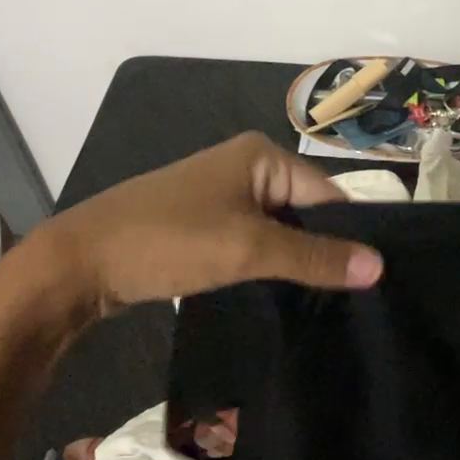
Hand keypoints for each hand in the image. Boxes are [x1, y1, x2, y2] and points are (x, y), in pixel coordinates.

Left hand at [31, 132, 382, 313]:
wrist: (79, 262)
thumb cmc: (169, 240)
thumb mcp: (248, 249)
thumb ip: (314, 257)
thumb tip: (379, 266)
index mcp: (262, 155)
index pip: (329, 194)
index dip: (353, 235)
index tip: (379, 280)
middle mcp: (247, 165)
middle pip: (305, 210)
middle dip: (324, 250)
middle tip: (359, 299)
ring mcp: (222, 194)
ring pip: (278, 228)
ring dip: (296, 261)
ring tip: (330, 304)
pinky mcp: (204, 223)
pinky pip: (252, 240)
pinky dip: (267, 264)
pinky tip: (284, 296)